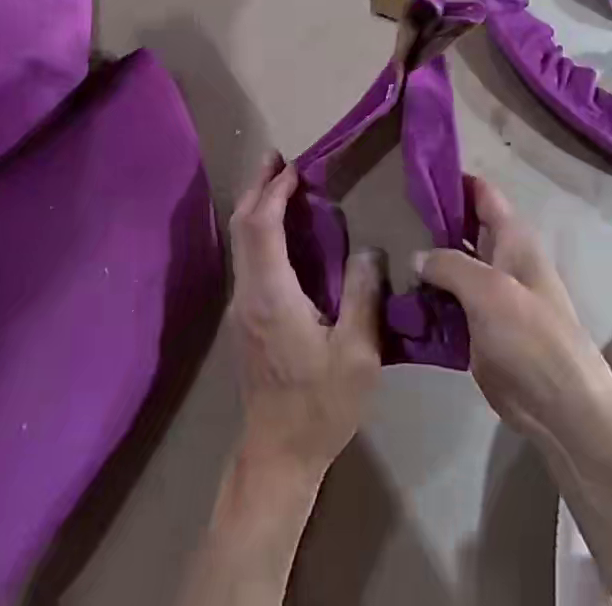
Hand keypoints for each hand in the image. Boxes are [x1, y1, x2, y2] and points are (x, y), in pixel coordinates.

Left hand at [228, 154, 383, 478]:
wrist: (278, 454)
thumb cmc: (321, 405)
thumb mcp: (358, 353)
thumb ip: (363, 295)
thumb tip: (370, 250)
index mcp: (272, 297)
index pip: (261, 228)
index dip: (274, 191)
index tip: (295, 166)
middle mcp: (248, 296)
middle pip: (242, 228)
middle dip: (256, 188)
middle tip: (278, 158)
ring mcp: (242, 309)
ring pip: (241, 244)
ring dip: (257, 208)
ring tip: (282, 184)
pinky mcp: (246, 320)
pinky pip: (249, 261)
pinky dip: (262, 232)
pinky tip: (284, 231)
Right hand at [415, 177, 611, 454]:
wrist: (559, 405)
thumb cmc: (532, 338)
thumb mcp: (490, 292)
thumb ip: (451, 266)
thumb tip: (417, 255)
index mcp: (513, 242)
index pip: (484, 195)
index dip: (455, 180)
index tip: (417, 173)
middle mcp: (501, 262)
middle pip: (463, 231)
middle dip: (431, 222)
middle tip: (388, 217)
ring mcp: (490, 297)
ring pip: (452, 269)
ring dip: (425, 265)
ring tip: (383, 258)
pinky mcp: (479, 329)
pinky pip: (448, 306)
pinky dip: (426, 301)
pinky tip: (397, 302)